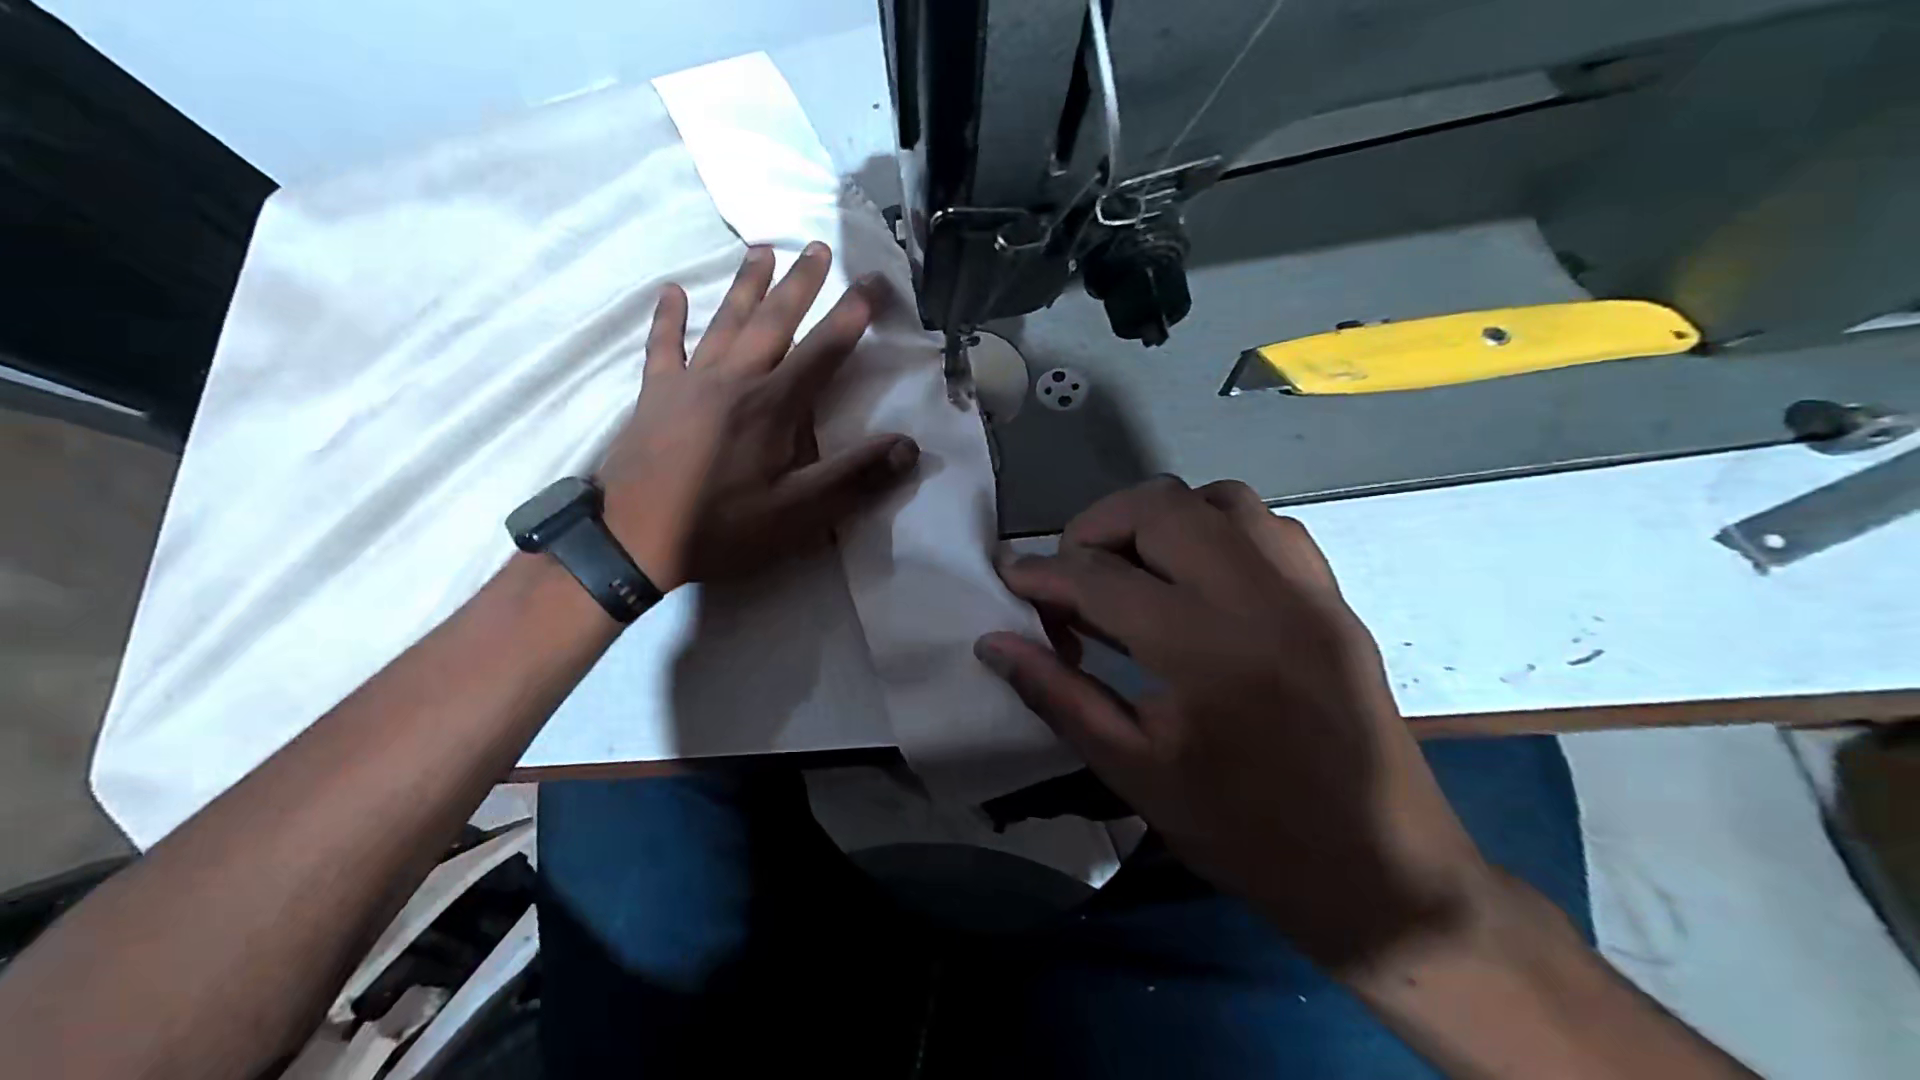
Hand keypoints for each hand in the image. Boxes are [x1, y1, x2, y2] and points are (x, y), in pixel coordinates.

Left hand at [598, 242, 918, 590]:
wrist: (632, 540)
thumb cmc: (723, 527)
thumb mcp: (799, 513)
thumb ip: (854, 477)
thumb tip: (909, 447)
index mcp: (773, 406)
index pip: (824, 350)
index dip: (853, 314)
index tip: (875, 281)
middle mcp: (734, 379)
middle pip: (774, 320)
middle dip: (800, 283)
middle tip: (817, 246)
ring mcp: (689, 382)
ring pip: (724, 322)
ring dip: (746, 285)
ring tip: (762, 250)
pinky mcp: (654, 394)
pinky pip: (663, 346)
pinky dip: (669, 319)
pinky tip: (672, 292)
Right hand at [976, 477, 1493, 972]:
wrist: (1379, 869)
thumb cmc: (1245, 832)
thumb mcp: (1134, 773)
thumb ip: (1058, 695)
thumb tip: (994, 644)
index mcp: (1203, 649)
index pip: (1099, 578)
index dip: (1042, 573)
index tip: (1010, 577)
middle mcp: (1259, 596)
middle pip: (1158, 509)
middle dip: (1095, 527)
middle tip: (1068, 573)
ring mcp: (1307, 589)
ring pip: (1217, 500)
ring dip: (1157, 519)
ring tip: (1129, 568)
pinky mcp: (1334, 597)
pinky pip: (1267, 526)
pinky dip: (1216, 528)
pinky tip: (1196, 577)